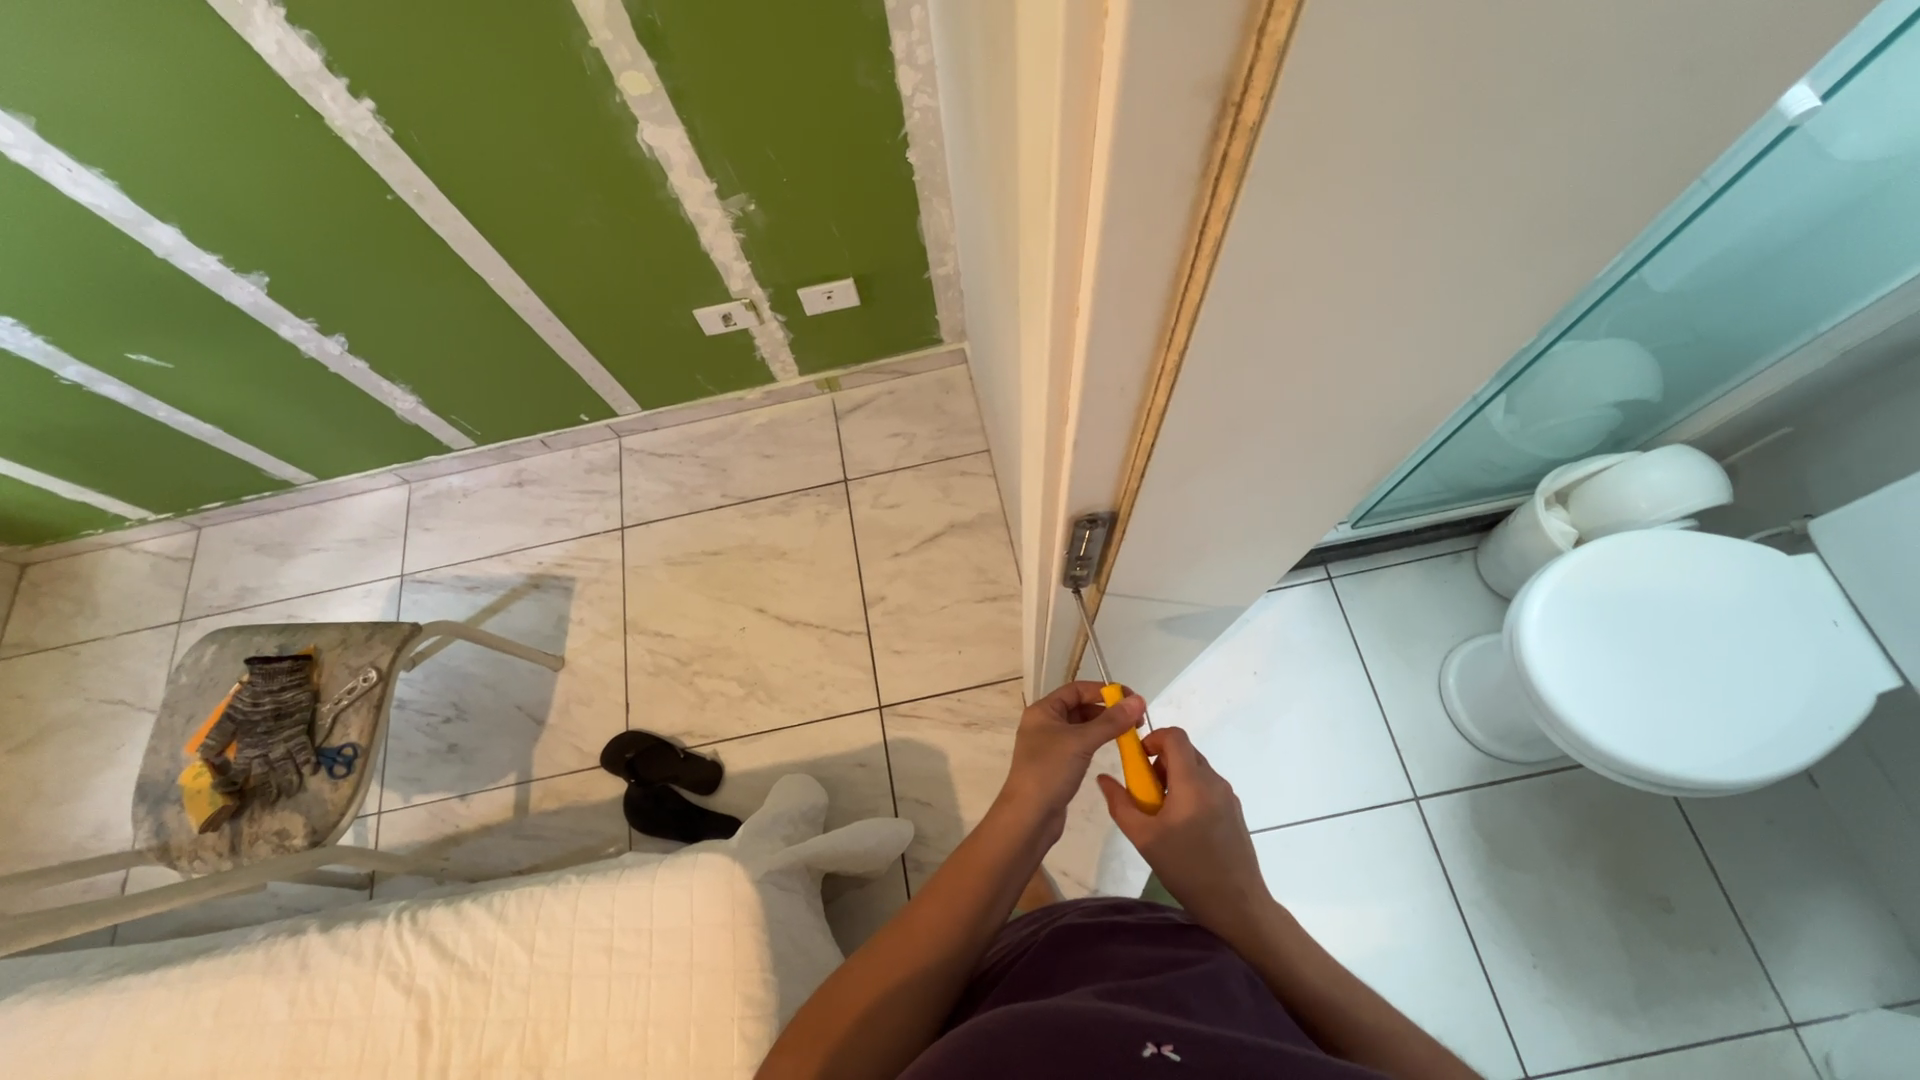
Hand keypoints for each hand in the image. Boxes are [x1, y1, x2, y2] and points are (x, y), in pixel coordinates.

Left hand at [998, 681, 1144, 835]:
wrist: (1029, 816)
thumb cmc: (1049, 771)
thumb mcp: (1081, 741)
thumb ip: (1110, 721)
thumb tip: (1138, 700)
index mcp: (1043, 710)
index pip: (1076, 689)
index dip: (1103, 691)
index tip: (1131, 699)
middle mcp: (1044, 723)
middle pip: (1080, 707)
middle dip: (1107, 710)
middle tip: (1136, 719)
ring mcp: (1050, 745)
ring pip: (1082, 727)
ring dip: (1104, 726)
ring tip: (1130, 733)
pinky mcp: (1057, 765)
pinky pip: (1080, 745)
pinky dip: (1097, 743)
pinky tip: (1112, 748)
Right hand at [1099, 727, 1273, 942]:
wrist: (1236, 904)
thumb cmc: (1186, 868)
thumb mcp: (1144, 838)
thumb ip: (1120, 804)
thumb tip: (1103, 780)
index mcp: (1192, 782)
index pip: (1174, 736)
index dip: (1153, 739)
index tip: (1138, 761)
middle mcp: (1214, 782)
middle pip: (1185, 751)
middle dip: (1160, 762)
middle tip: (1146, 793)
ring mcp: (1228, 796)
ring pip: (1196, 770)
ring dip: (1175, 778)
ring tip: (1162, 814)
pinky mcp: (1235, 811)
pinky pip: (1208, 787)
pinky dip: (1190, 792)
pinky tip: (1183, 828)